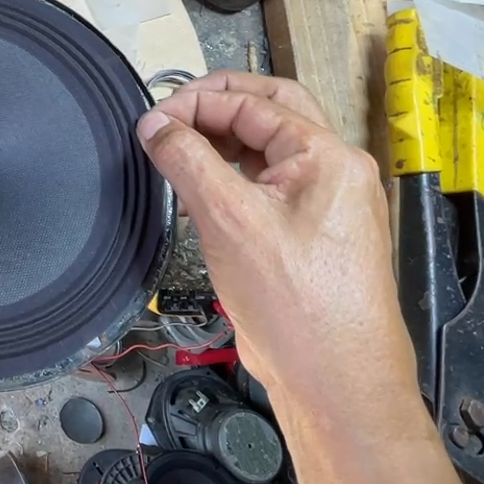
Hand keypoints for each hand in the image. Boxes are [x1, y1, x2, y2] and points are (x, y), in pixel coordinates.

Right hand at [136, 72, 414, 419]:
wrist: (334, 380)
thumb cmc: (290, 297)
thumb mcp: (227, 218)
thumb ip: (186, 159)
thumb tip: (152, 121)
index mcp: (325, 156)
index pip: (250, 104)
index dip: (194, 103)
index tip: (149, 120)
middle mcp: (331, 168)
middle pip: (269, 108)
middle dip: (215, 104)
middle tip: (168, 115)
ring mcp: (322, 199)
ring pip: (265, 145)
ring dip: (219, 138)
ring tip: (174, 150)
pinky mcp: (307, 228)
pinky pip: (264, 180)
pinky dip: (227, 172)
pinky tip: (194, 189)